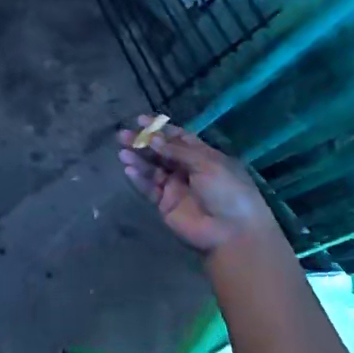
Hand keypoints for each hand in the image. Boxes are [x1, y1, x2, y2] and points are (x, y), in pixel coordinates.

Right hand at [118, 116, 279, 253]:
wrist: (231, 231)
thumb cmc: (227, 192)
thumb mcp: (207, 164)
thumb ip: (178, 151)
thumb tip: (154, 138)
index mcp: (205, 157)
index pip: (179, 139)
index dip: (161, 129)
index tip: (141, 120)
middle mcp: (189, 170)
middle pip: (162, 153)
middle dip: (143, 143)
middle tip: (123, 134)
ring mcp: (176, 188)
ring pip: (152, 169)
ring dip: (138, 159)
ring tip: (122, 151)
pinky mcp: (165, 204)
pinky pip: (149, 188)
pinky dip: (138, 178)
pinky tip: (128, 168)